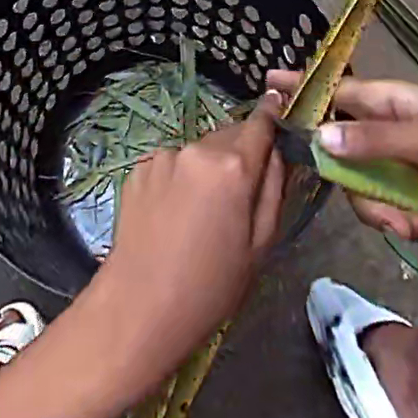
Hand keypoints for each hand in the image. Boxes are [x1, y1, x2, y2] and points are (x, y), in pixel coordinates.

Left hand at [91, 90, 287, 379]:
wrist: (139, 306)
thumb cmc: (211, 285)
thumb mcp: (260, 243)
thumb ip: (274, 188)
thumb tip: (277, 152)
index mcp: (232, 166)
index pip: (260, 124)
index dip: (272, 118)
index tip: (279, 112)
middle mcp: (195, 150)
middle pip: (228, 136)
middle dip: (240, 153)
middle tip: (241, 192)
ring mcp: (161, 157)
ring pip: (198, 152)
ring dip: (208, 168)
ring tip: (203, 212)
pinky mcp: (137, 170)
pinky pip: (171, 165)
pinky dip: (179, 179)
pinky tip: (174, 214)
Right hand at [264, 71, 417, 240]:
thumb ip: (374, 142)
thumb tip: (317, 137)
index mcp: (389, 102)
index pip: (333, 91)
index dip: (300, 91)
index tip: (266, 88)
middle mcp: (388, 129)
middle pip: (341, 156)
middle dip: (361, 191)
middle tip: (389, 216)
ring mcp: (403, 160)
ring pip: (365, 188)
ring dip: (389, 214)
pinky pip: (392, 207)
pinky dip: (411, 223)